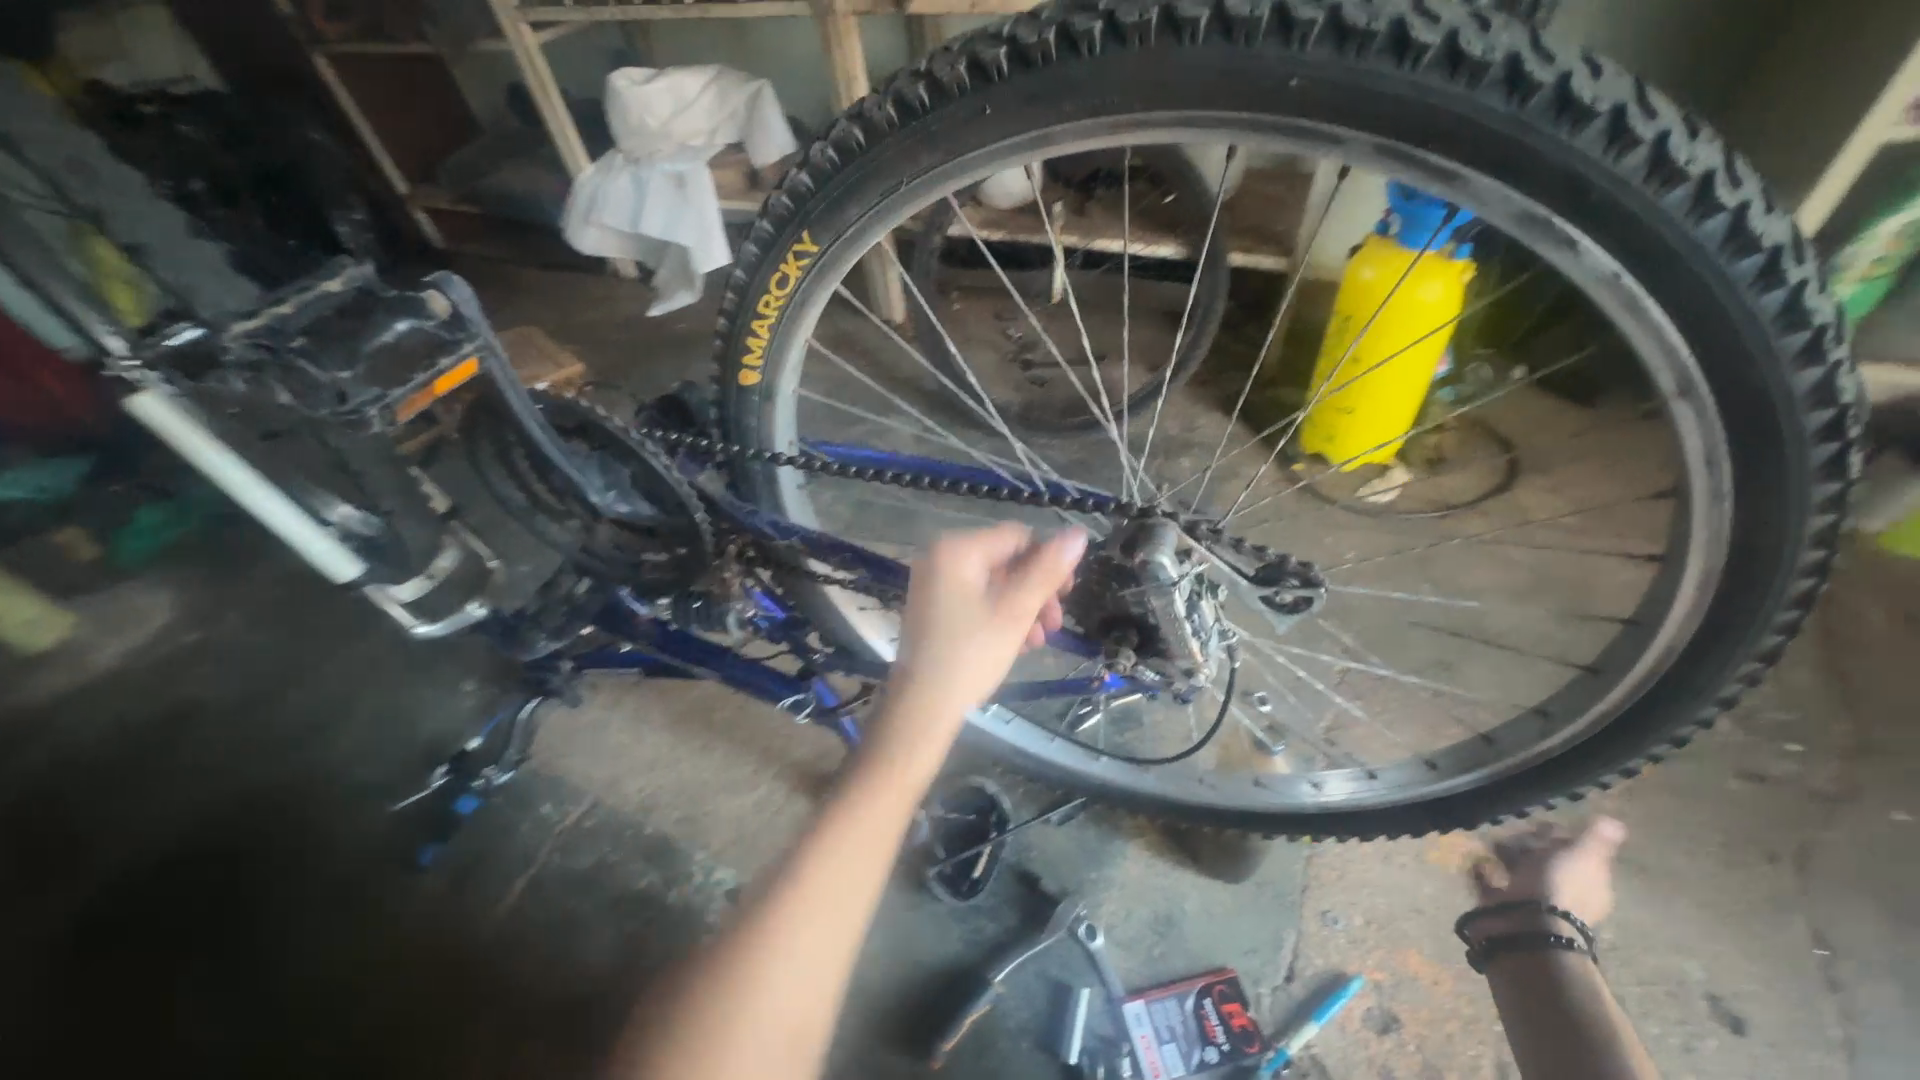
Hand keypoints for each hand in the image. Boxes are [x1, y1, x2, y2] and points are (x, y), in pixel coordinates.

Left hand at [885, 524, 1086, 732]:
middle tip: (1055, 623)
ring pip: (993, 582)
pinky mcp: (933, 606)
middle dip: (1036, 590)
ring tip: (1038, 640)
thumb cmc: (971, 655)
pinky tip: (1017, 643)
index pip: (1018, 537)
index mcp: (957, 549)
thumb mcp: (1016, 611)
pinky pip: (975, 598)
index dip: (1049, 561)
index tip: (1068, 594)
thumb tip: (1079, 534)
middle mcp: (940, 557)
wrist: (922, 706)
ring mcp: (933, 582)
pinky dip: (999, 614)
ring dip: (1022, 606)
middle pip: (1006, 560)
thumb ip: (1048, 570)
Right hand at [1467, 817, 1626, 937]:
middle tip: (1511, 832)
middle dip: (1528, 846)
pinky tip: (1476, 860)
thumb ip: (1595, 838)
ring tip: (1488, 842)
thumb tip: (1615, 821)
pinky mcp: (1501, 908)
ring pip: (1517, 872)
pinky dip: (1482, 871)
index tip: (1542, 823)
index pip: (1577, 855)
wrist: (1524, 925)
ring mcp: (1531, 903)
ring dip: (1503, 855)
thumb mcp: (1584, 855)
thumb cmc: (1559, 887)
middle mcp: (1562, 895)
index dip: (1561, 839)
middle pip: (1545, 863)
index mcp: (1588, 885)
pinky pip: (1489, 884)